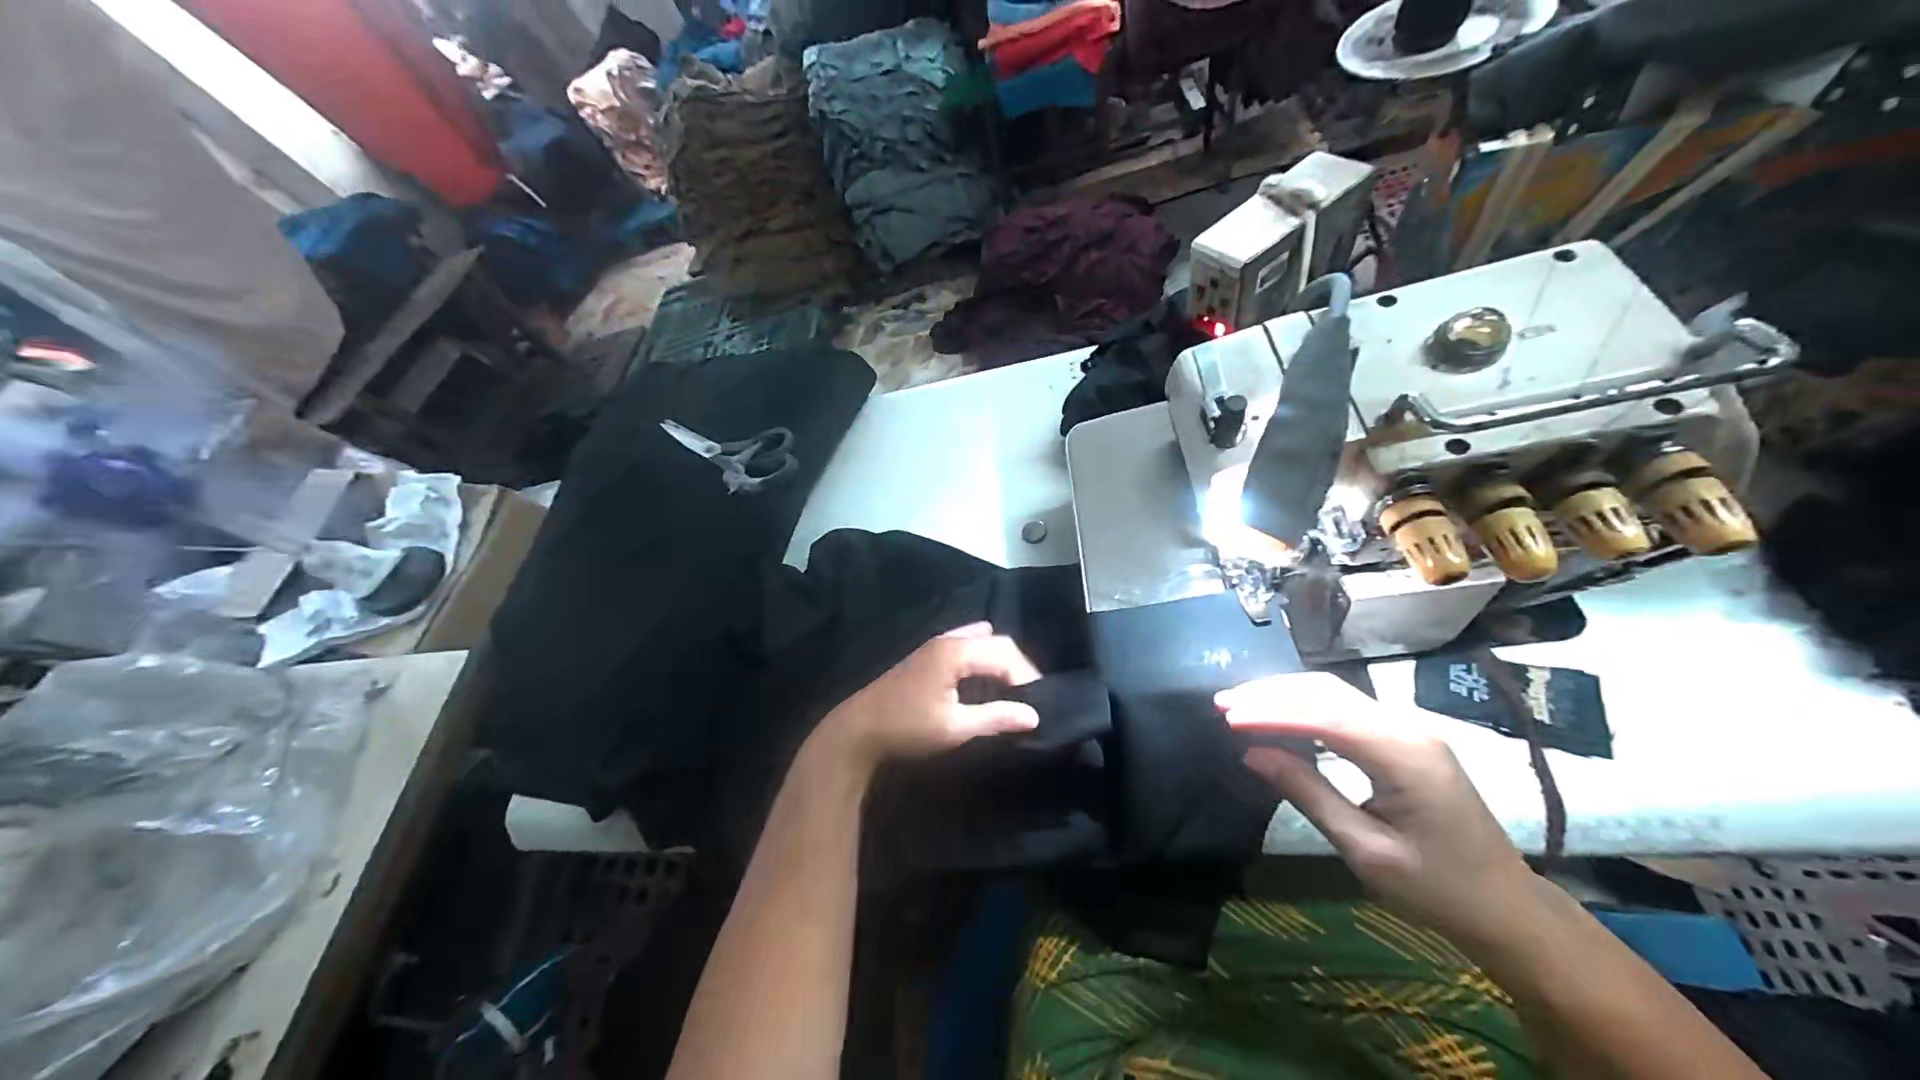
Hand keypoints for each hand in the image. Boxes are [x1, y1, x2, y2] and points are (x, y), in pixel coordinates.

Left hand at [813, 622, 1042, 776]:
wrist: (857, 731)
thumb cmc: (906, 728)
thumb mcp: (954, 728)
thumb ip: (996, 718)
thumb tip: (1034, 716)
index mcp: (955, 652)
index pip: (1005, 654)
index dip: (1026, 677)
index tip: (1038, 704)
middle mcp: (947, 641)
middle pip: (995, 642)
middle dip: (1017, 666)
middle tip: (1031, 696)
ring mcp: (934, 646)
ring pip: (980, 642)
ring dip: (1000, 660)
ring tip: (1015, 687)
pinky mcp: (926, 656)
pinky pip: (964, 644)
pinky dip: (982, 654)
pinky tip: (987, 668)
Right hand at [1217, 672, 1544, 950]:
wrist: (1505, 907)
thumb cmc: (1437, 888)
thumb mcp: (1365, 849)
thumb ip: (1308, 794)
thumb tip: (1252, 754)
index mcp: (1405, 753)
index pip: (1325, 716)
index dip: (1271, 713)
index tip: (1227, 719)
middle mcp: (1408, 727)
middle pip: (1327, 692)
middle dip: (1270, 693)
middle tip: (1223, 703)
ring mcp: (1409, 729)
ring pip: (1334, 694)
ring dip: (1284, 695)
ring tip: (1239, 705)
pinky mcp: (1404, 738)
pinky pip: (1346, 709)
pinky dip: (1304, 707)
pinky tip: (1277, 716)